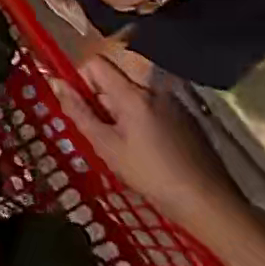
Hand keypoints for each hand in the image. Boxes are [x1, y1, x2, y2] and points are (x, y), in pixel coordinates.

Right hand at [51, 56, 238, 229]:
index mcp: (132, 93)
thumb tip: (56, 82)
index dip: (81, 79)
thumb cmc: (150, 175)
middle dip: (101, 101)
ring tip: (125, 147)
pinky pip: (152, 107)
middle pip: (115, 80)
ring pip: (133, 95)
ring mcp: (173, 101)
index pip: (96, 63)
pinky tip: (148, 151)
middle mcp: (153, 88)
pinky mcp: (185, 117)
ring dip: (121, 113)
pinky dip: (142, 120)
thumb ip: (78, 112)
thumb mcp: (106, 147)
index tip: (80, 108)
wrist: (208, 202)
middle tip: (101, 135)